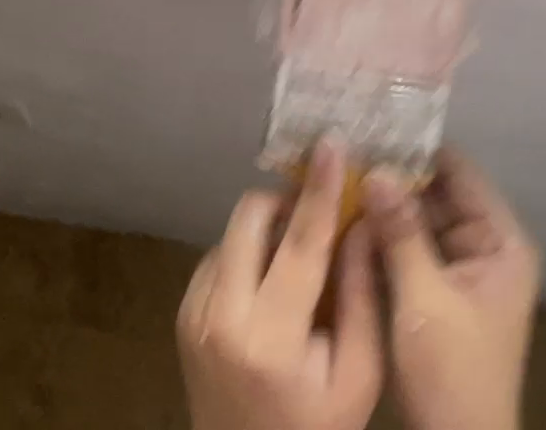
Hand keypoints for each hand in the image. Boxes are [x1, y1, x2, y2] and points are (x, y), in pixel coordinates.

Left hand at [178, 139, 384, 429]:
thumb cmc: (316, 426)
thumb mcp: (358, 375)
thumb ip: (360, 296)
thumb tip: (361, 224)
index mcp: (270, 336)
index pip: (299, 245)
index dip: (319, 190)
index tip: (332, 144)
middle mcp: (221, 314)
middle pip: (249, 218)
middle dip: (286, 202)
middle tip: (318, 212)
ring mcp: (194, 312)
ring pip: (232, 232)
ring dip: (267, 230)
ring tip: (297, 261)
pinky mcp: (184, 312)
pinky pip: (219, 256)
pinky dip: (247, 254)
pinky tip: (270, 286)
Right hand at [364, 149, 540, 429]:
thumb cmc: (453, 371)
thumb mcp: (424, 298)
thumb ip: (401, 233)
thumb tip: (377, 170)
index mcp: (501, 242)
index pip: (461, 173)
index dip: (419, 149)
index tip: (372, 128)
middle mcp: (486, 246)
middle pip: (437, 193)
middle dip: (394, 176)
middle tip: (345, 151)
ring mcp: (462, 268)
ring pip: (420, 219)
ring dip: (386, 204)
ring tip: (339, 174)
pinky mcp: (439, 289)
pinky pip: (411, 246)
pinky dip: (385, 234)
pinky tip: (346, 217)